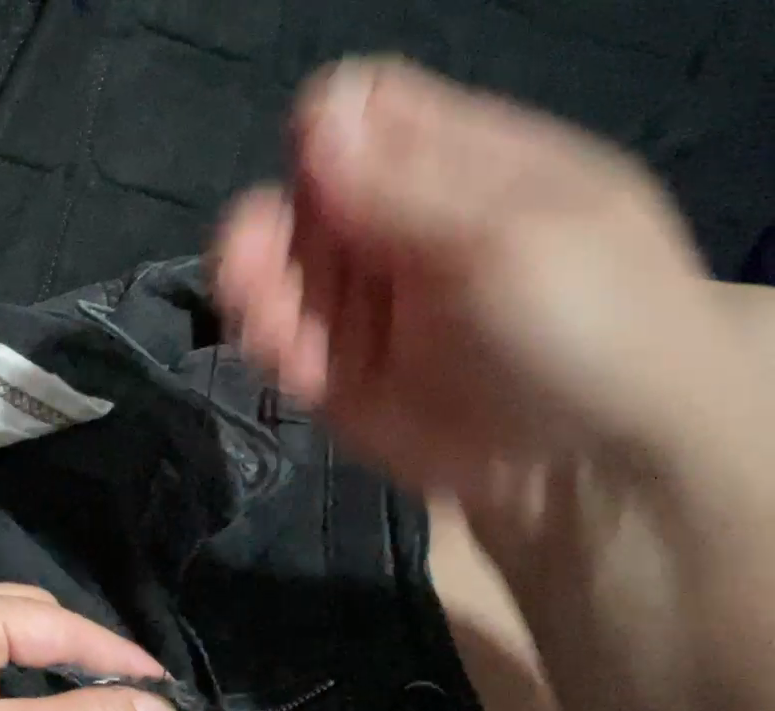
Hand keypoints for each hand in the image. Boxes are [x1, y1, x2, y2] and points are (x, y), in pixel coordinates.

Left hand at [0, 582, 176, 710]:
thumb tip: (157, 706)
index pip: (55, 624)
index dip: (117, 658)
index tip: (171, 695)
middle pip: (27, 619)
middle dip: (81, 659)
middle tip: (131, 705)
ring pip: (1, 641)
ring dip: (47, 670)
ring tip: (95, 709)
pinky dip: (12, 682)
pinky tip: (37, 709)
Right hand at [211, 58, 758, 576]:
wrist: (584, 468)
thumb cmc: (588, 331)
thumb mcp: (509, 241)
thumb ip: (401, 185)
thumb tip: (314, 109)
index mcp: (457, 168)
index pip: (362, 119)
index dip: (323, 139)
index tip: (312, 184)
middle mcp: (394, 226)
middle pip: (294, 200)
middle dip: (266, 236)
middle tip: (256, 271)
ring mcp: (357, 301)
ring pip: (269, 273)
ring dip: (259, 299)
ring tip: (275, 336)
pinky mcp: (328, 364)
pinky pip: (271, 340)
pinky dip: (270, 351)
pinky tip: (298, 372)